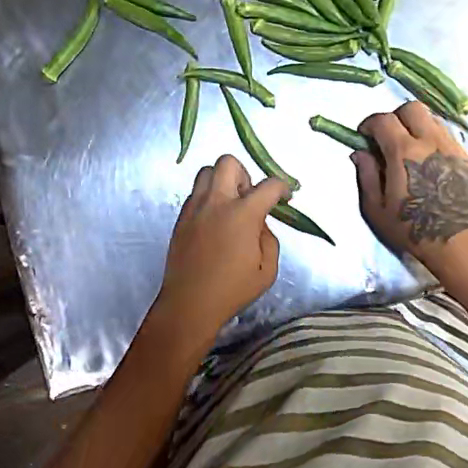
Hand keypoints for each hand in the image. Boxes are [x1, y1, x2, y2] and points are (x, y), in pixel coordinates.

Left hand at [155, 154, 291, 333]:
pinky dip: (208, 198)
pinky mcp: (181, 218)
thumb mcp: (267, 270)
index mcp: (243, 214)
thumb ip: (269, 240)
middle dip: (245, 174)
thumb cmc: (232, 290)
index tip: (286, 197)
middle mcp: (217, 202)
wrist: (189, 304)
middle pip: (229, 163)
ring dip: (222, 181)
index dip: (283, 188)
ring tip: (230, 205)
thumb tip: (260, 225)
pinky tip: (215, 221)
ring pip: (206, 172)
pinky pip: (195, 193)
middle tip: (250, 198)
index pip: (269, 185)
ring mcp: (195, 208)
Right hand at [353, 101, 467, 271]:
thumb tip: (360, 153)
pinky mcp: (465, 157)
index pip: (383, 120)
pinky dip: (432, 137)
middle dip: (395, 117)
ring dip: (416, 125)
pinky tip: (428, 159)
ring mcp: (451, 147)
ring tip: (409, 147)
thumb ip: (366, 175)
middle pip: (411, 108)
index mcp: (404, 151)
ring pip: (432, 118)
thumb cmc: (411, 228)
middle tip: (388, 137)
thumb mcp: (376, 207)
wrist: (456, 241)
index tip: (365, 136)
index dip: (369, 124)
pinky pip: (446, 134)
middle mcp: (430, 141)